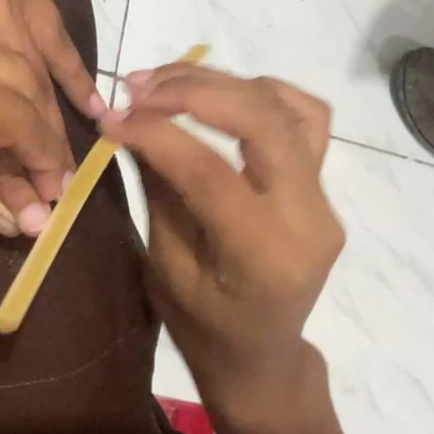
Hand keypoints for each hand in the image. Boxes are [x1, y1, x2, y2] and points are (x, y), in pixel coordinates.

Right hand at [102, 64, 344, 427]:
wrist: (261, 353)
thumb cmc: (202, 324)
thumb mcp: (165, 267)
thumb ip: (158, 192)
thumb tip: (130, 124)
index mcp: (263, 257)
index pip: (210, 172)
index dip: (156, 134)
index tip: (110, 117)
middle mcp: (308, 219)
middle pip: (263, 123)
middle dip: (194, 92)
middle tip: (136, 88)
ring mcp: (324, 198)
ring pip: (286, 109)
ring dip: (221, 83)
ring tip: (164, 80)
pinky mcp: (322, 184)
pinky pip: (306, 118)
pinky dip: (262, 92)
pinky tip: (216, 92)